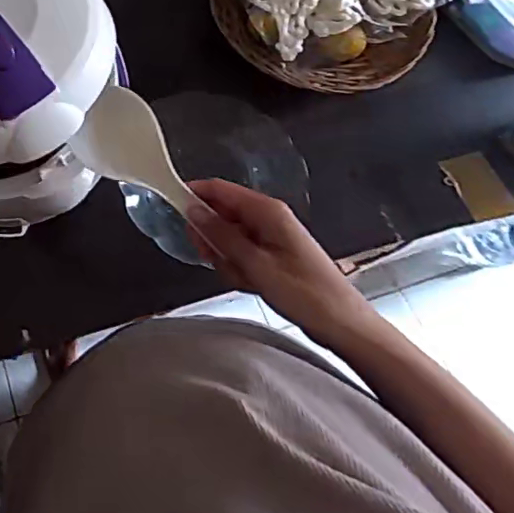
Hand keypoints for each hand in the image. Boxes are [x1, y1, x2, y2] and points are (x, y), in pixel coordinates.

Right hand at [185, 179, 375, 342]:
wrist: (342, 323)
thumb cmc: (305, 293)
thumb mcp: (256, 265)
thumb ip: (221, 236)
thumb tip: (193, 210)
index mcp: (267, 211)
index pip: (220, 190)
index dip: (195, 194)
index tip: (171, 207)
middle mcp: (268, 217)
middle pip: (222, 215)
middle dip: (212, 239)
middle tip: (216, 259)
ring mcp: (269, 236)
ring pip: (229, 238)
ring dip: (227, 259)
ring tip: (244, 277)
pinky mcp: (271, 254)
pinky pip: (241, 254)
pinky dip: (239, 269)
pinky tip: (251, 283)